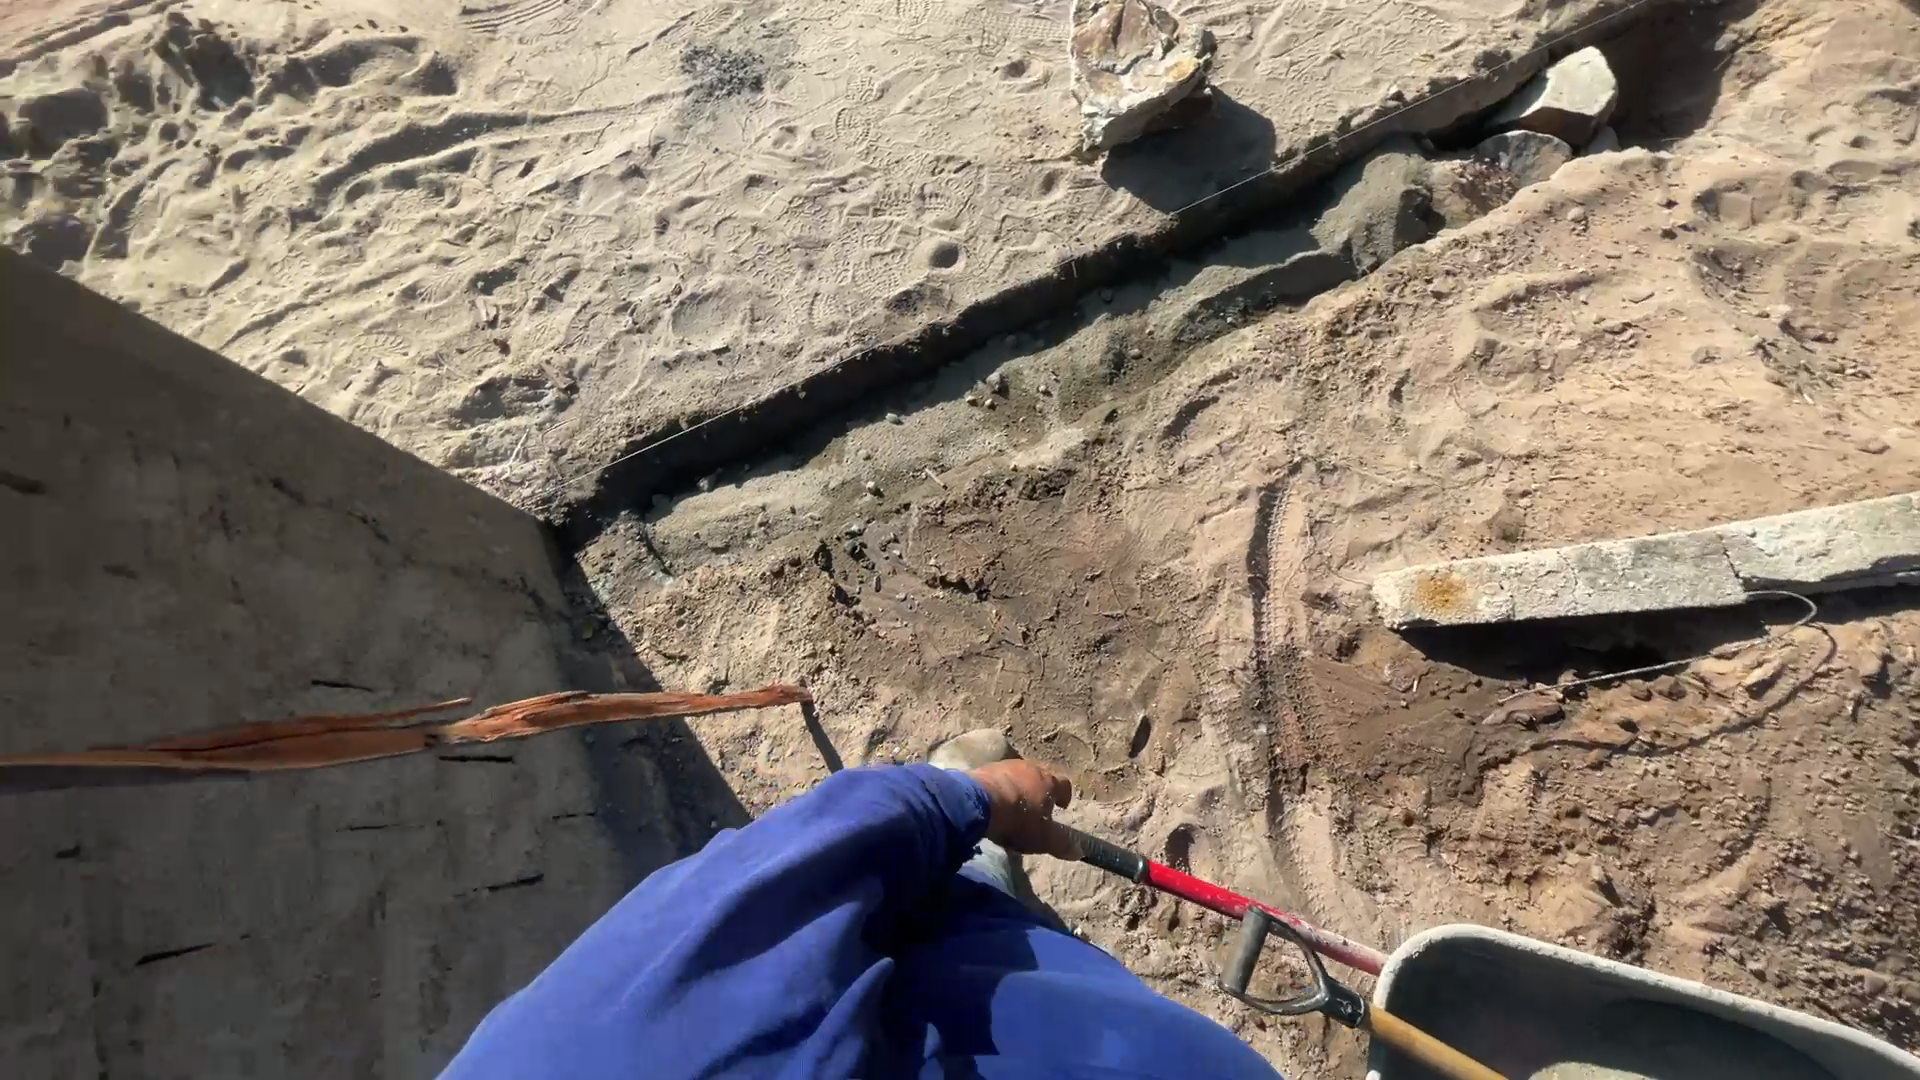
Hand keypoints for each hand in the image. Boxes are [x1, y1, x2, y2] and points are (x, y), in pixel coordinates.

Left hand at [968, 758, 1081, 859]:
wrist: (979, 801)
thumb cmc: (1018, 819)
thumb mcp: (1043, 838)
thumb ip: (1061, 843)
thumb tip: (1079, 850)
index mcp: (1049, 781)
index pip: (1064, 783)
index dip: (1065, 795)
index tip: (1062, 805)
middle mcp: (1031, 767)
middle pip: (1042, 774)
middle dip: (1043, 788)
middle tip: (1039, 803)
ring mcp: (1008, 765)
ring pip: (1020, 773)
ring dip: (1021, 785)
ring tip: (1017, 802)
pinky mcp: (987, 767)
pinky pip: (1000, 775)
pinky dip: (1003, 785)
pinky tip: (998, 798)